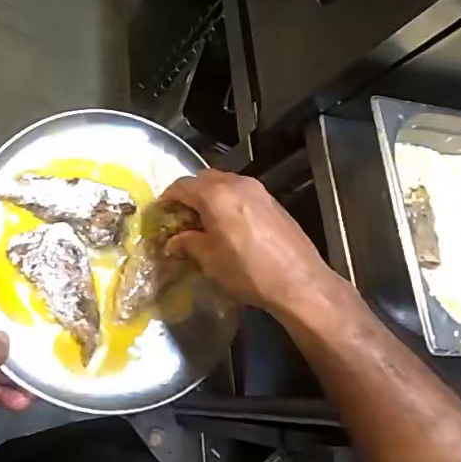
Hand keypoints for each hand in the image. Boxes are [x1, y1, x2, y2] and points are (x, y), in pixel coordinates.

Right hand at [161, 170, 347, 317]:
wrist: (300, 282)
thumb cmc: (249, 271)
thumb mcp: (210, 260)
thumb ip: (188, 244)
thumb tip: (174, 242)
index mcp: (216, 194)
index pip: (181, 186)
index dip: (167, 199)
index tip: (160, 215)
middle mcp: (237, 183)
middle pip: (203, 179)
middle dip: (189, 196)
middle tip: (180, 219)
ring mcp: (258, 190)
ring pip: (224, 184)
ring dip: (210, 198)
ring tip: (204, 223)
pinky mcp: (272, 201)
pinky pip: (241, 193)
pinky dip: (228, 202)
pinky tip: (228, 226)